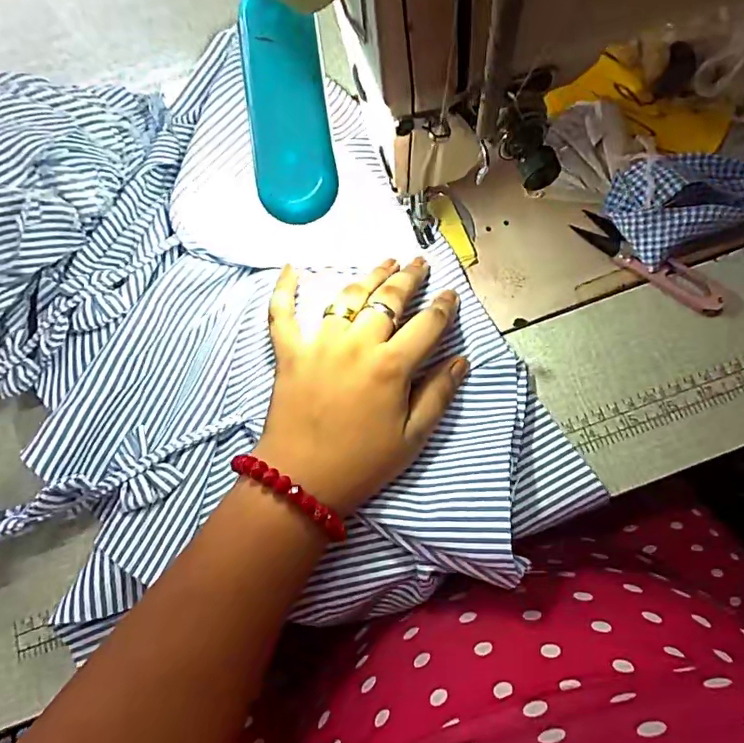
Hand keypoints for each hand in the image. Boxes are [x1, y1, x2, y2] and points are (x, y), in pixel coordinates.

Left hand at [254, 257, 467, 515]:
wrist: (301, 481)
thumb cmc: (363, 463)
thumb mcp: (413, 437)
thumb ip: (438, 394)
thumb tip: (461, 360)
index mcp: (391, 366)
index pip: (426, 325)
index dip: (443, 306)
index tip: (450, 294)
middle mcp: (357, 345)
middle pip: (388, 299)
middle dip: (408, 277)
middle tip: (419, 262)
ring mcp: (320, 345)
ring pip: (346, 297)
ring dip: (368, 276)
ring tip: (384, 262)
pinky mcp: (289, 353)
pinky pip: (282, 314)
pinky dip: (284, 290)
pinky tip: (291, 269)